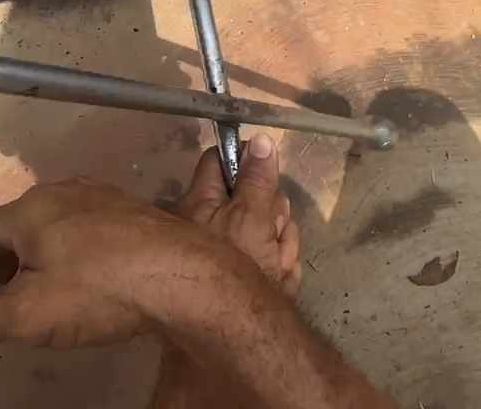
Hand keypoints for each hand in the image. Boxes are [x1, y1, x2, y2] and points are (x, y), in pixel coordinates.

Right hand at [0, 176, 247, 355]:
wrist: (179, 272)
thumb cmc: (96, 290)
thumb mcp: (28, 314)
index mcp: (31, 210)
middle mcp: (64, 192)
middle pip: (22, 220)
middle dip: (7, 251)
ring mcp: (103, 196)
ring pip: (58, 218)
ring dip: (42, 245)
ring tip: (39, 277)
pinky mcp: (133, 210)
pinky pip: (89, 224)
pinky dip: (74, 244)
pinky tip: (87, 268)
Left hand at [176, 133, 301, 298]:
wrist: (240, 341)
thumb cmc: (233, 271)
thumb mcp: (249, 218)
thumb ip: (257, 179)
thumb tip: (260, 140)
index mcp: (200, 203)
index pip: (220, 161)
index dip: (245, 161)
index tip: (267, 174)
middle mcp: (207, 225)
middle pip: (252, 199)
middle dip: (272, 216)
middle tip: (273, 232)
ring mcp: (227, 254)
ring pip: (266, 232)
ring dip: (280, 247)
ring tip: (276, 267)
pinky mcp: (244, 279)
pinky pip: (271, 262)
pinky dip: (279, 272)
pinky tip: (278, 285)